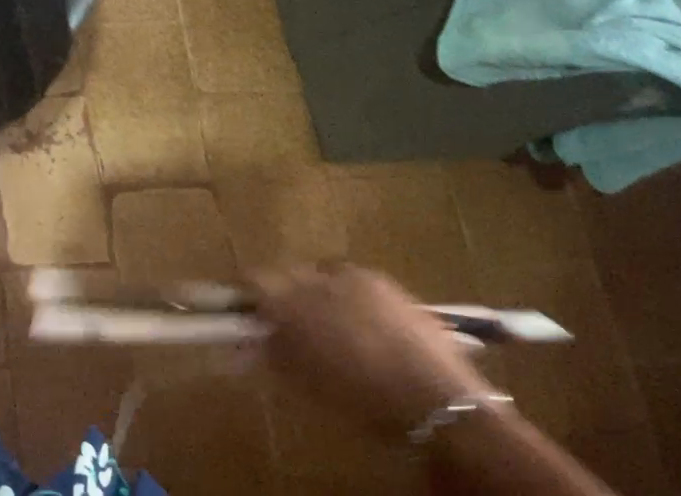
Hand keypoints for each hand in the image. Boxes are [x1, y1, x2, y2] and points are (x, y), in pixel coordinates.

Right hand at [251, 264, 501, 437]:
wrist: (437, 404)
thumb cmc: (358, 396)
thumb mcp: (302, 381)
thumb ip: (268, 353)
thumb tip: (243, 342)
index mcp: (288, 299)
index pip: (251, 280)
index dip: (245, 296)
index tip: (246, 314)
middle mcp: (316, 276)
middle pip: (286, 274)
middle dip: (284, 295)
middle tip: (290, 324)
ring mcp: (356, 276)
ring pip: (323, 275)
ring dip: (319, 294)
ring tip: (332, 325)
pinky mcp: (389, 285)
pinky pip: (357, 283)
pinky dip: (352, 298)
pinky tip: (365, 326)